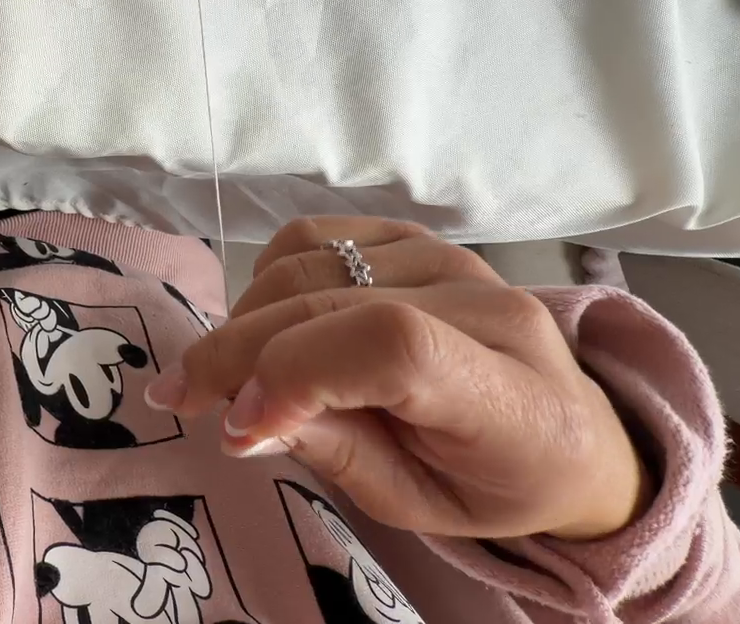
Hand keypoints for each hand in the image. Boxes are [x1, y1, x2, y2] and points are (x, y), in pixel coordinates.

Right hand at [147, 218, 649, 540]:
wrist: (557, 428)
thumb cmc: (488, 481)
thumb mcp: (417, 504)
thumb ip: (333, 455)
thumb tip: (239, 421)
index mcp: (513, 396)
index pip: (392, 347)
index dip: (297, 373)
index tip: (235, 422)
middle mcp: (485, 304)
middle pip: (326, 301)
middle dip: (235, 352)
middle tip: (182, 394)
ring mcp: (445, 256)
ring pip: (303, 265)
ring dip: (244, 317)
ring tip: (233, 366)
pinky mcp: (408, 235)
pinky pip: (307, 236)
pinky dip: (265, 277)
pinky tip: (269, 321)